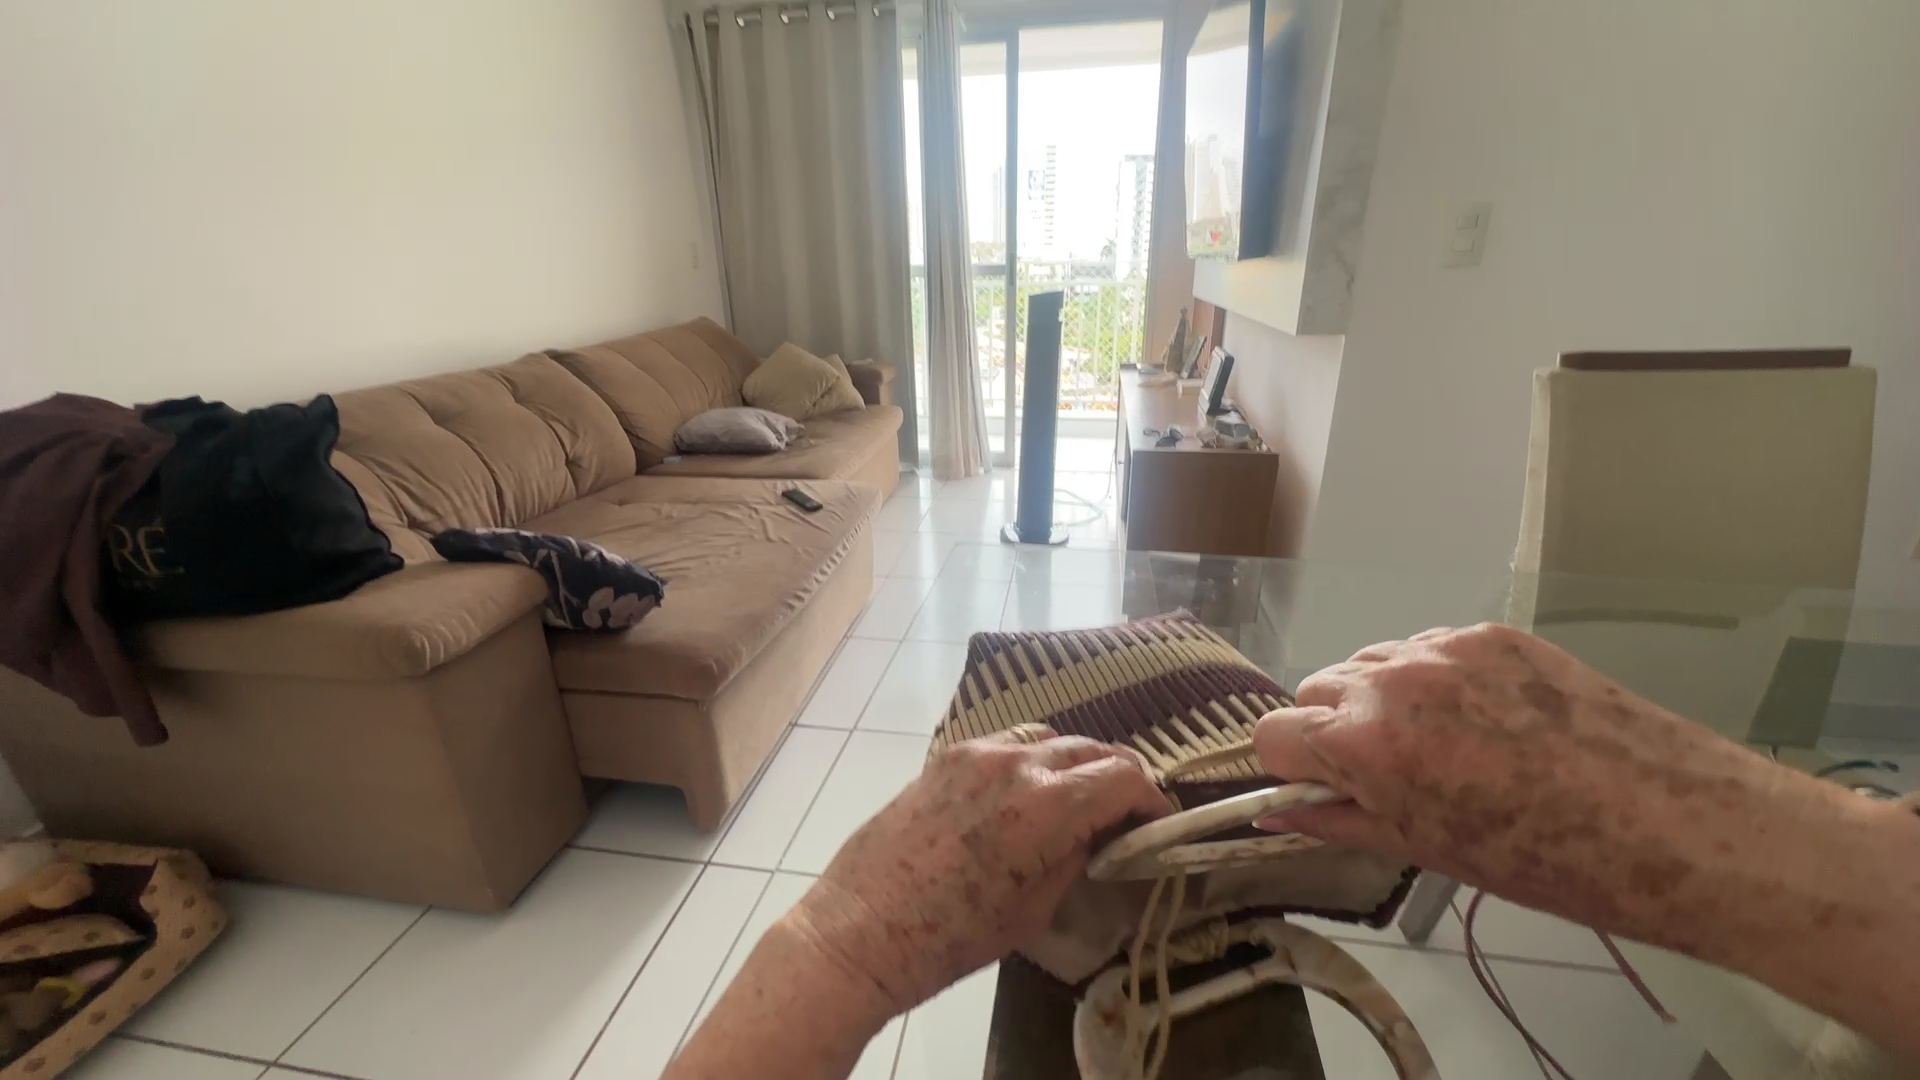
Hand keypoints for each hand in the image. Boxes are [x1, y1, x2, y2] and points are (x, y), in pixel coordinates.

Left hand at [785, 726, 1170, 1015]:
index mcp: (1047, 804)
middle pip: (1092, 749)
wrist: (862, 924)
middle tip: (1127, 810)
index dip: (1153, 799)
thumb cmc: (951, 935)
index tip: (1158, 822)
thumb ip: (1074, 856)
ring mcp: (980, 751)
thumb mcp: (1033, 908)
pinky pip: (1009, 742)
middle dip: (1120, 776)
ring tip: (1079, 796)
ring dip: (1077, 762)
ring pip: (1051, 737)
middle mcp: (1018, 761)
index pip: (1124, 778)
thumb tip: (1100, 832)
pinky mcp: (950, 754)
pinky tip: (1028, 789)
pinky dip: (1034, 758)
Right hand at [1249, 623, 1855, 943]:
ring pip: (1365, 663)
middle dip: (1329, 727)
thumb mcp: (1423, 850)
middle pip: (1312, 689)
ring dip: (1375, 699)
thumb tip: (1272, 816)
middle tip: (1384, 767)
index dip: (1290, 765)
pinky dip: (1428, 678)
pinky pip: (1422, 648)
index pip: (1271, 733)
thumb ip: (1335, 821)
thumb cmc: (1544, 861)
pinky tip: (1481, 715)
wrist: (1684, 828)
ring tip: (1437, 738)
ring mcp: (1438, 648)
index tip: (1324, 786)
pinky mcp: (1485, 632)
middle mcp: (1386, 682)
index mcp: (1363, 743)